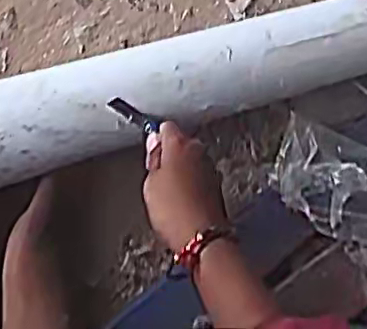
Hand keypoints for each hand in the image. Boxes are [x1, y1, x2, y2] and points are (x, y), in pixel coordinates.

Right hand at [143, 121, 229, 251]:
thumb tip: (155, 146)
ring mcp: (209, 165)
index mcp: (178, 143)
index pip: (165, 127)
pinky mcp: (216, 182)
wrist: (202, 238)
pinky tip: (184, 200)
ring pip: (191, 158)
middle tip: (158, 177)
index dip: (155, 140)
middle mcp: (197, 149)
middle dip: (170, 154)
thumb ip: (152, 159)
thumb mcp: (150, 184)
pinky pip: (200, 174)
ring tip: (171, 193)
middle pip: (180, 142)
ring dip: (183, 168)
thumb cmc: (174, 211)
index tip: (150, 154)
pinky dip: (193, 181)